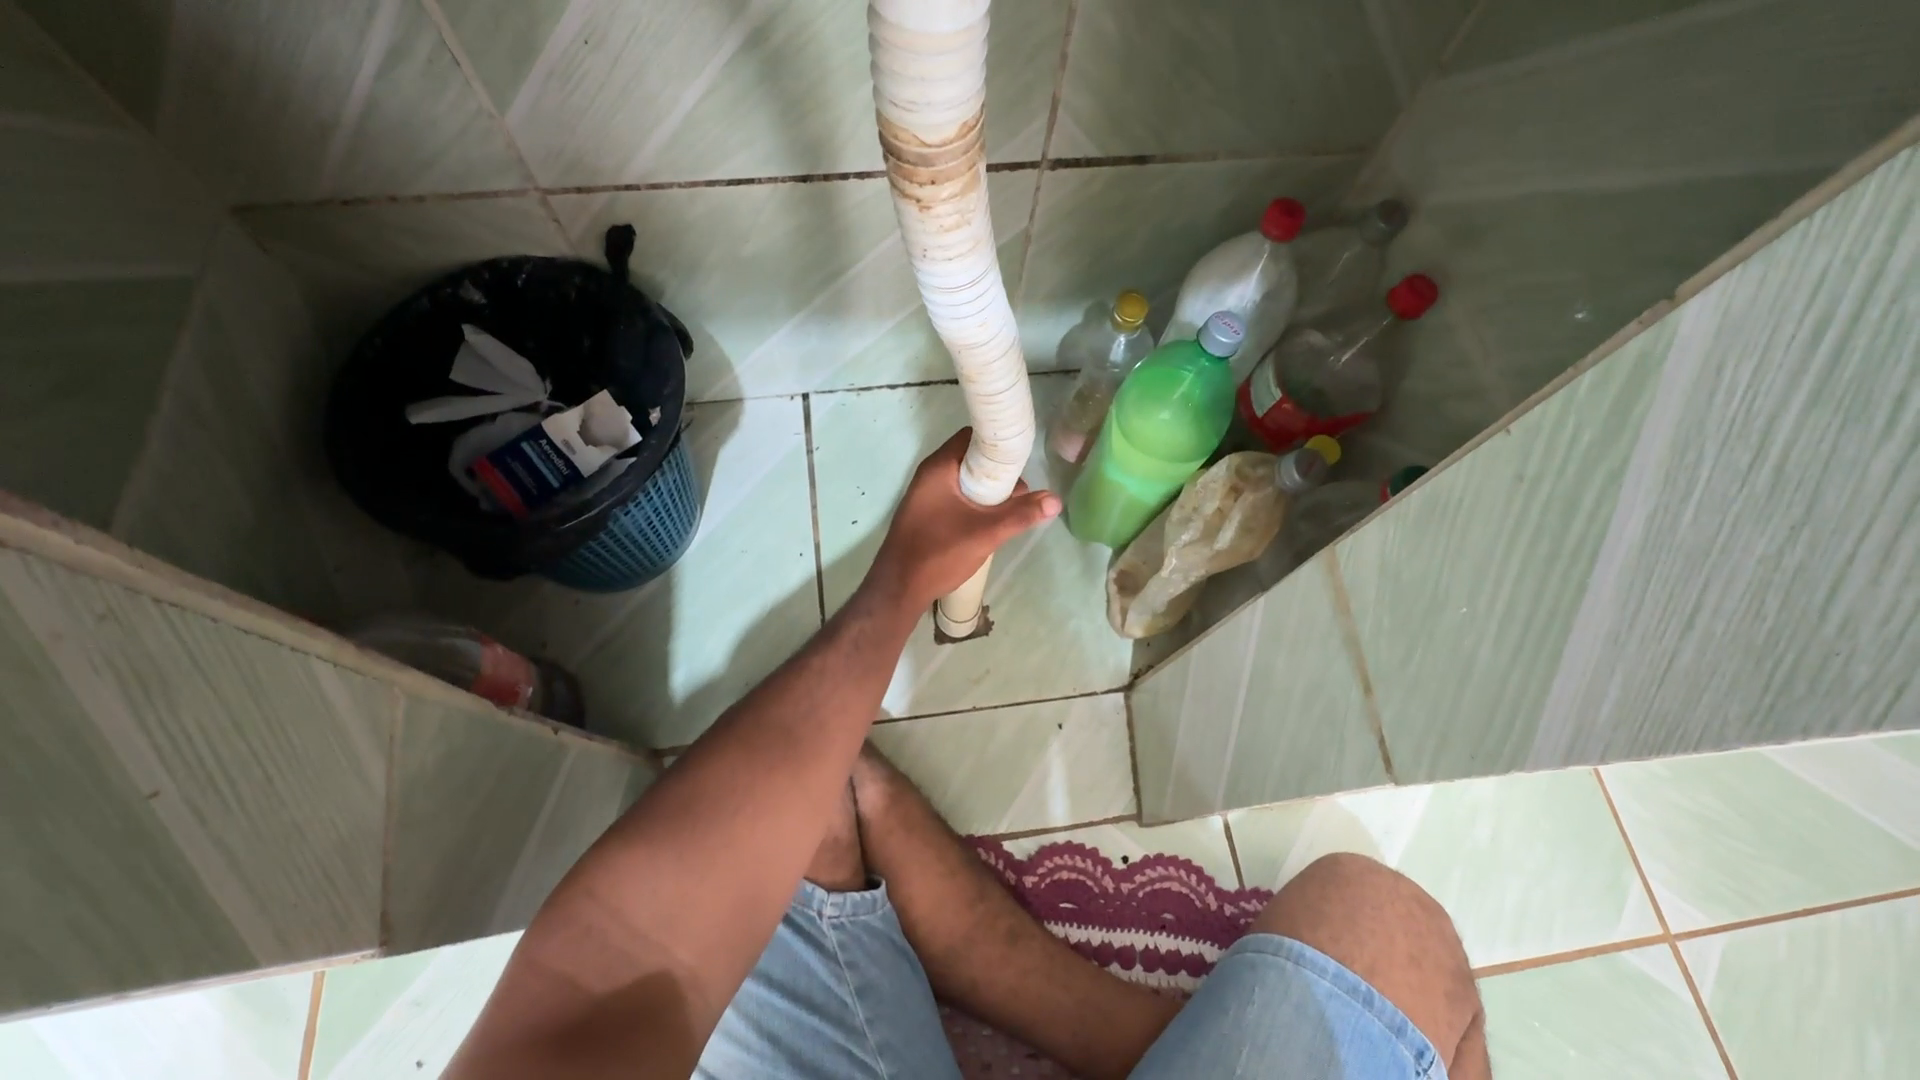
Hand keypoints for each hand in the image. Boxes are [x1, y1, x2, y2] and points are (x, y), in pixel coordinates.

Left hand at [866, 428, 1061, 611]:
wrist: (899, 588)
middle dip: (999, 474)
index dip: (999, 444)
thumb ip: (1020, 515)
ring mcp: (926, 494)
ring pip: (966, 481)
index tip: (1023, 460)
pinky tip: (989, 523)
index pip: (974, 436)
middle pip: (972, 459)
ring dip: (989, 492)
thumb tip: (1055, 500)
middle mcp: (930, 474)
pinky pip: (957, 496)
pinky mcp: (927, 513)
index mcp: (939, 467)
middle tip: (1021, 495)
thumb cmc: (939, 553)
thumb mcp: (986, 533)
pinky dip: (975, 503)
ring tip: (1010, 512)